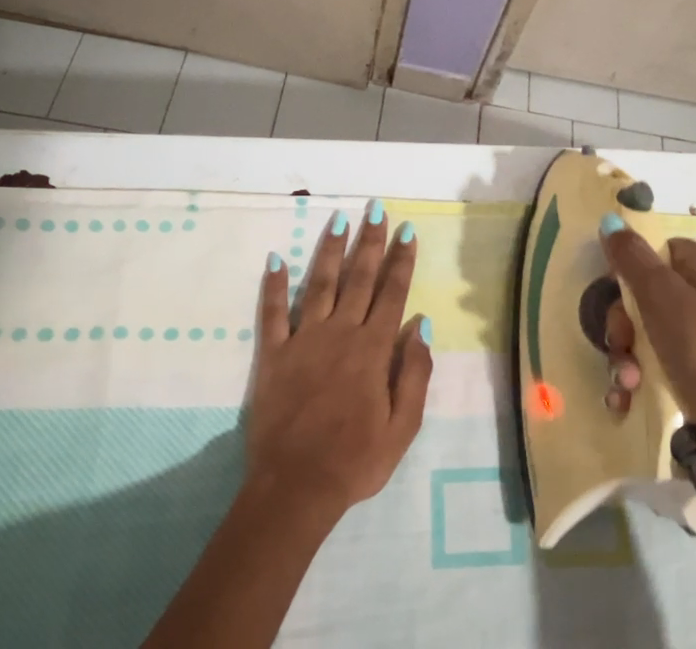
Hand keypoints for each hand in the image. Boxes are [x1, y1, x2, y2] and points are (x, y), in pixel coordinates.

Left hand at [244, 202, 431, 517]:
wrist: (296, 486)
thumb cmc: (357, 461)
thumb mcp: (404, 426)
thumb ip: (414, 373)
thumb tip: (422, 324)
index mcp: (373, 351)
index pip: (392, 294)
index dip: (401, 261)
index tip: (407, 231)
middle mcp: (340, 335)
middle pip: (358, 279)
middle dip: (370, 242)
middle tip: (377, 209)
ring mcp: (303, 341)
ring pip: (320, 285)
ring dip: (330, 251)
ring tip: (339, 221)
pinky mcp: (273, 355)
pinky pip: (272, 313)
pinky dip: (273, 285)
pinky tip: (275, 259)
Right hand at [599, 221, 695, 460]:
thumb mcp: (668, 300)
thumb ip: (634, 261)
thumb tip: (610, 220)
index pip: (655, 251)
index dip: (628, 268)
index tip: (612, 290)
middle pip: (640, 299)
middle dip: (621, 326)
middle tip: (622, 345)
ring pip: (641, 340)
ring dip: (624, 361)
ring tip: (627, 385)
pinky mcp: (694, 380)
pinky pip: (652, 373)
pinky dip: (635, 386)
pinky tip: (626, 403)